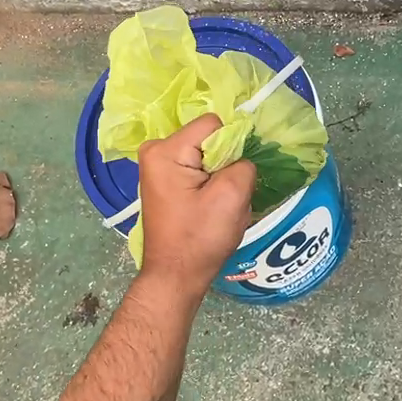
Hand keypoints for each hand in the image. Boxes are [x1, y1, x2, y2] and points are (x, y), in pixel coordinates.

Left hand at [136, 114, 255, 300]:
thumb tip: (245, 155)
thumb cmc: (199, 239)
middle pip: (209, 139)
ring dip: (221, 177)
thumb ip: (244, 164)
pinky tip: (210, 208)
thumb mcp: (231, 198)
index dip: (234, 146)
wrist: (176, 275)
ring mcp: (159, 166)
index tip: (234, 178)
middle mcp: (156, 150)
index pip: (214, 125)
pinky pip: (199, 170)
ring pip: (207, 156)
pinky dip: (211, 185)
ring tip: (217, 205)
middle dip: (226, 164)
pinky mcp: (166, 181)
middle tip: (226, 197)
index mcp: (165, 150)